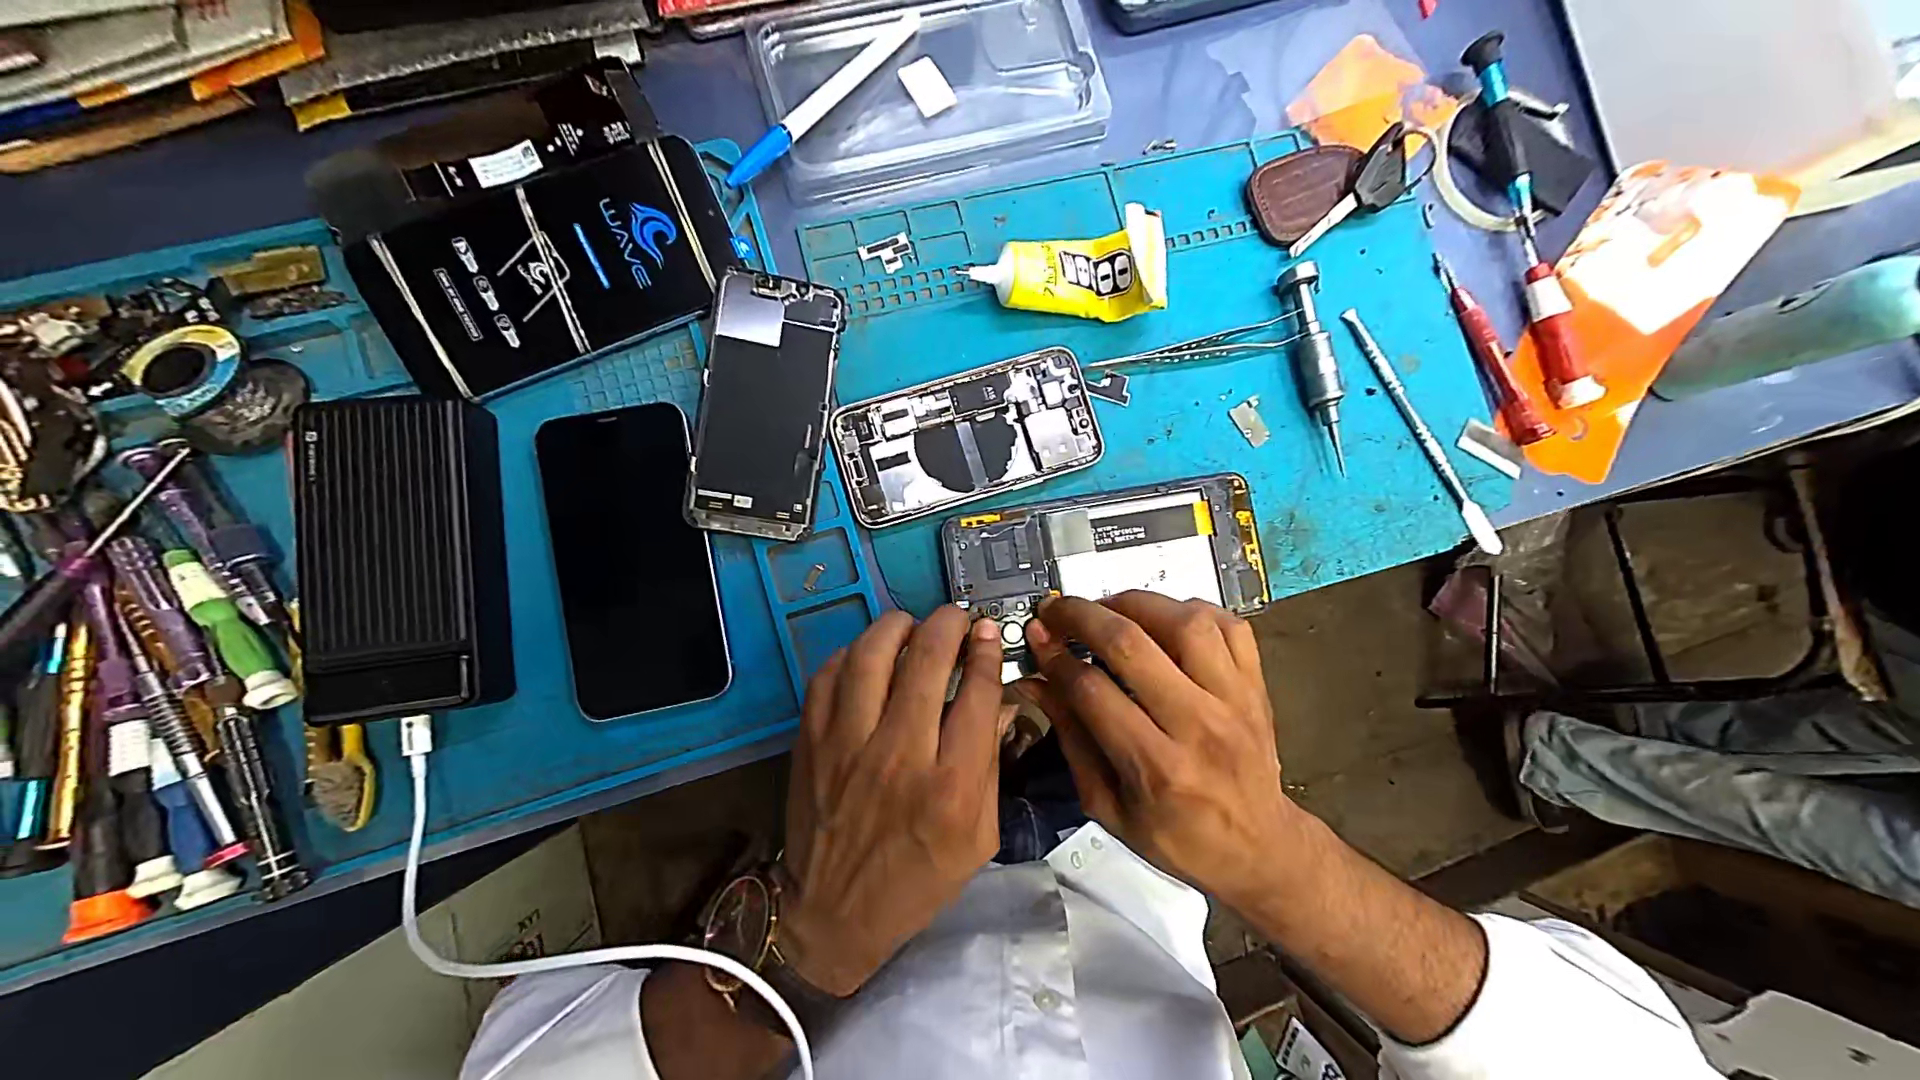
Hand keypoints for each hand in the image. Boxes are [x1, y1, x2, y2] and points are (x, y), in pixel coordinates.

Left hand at [778, 607, 1008, 996]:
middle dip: (949, 624)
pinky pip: (829, 675)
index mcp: (951, 786)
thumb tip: (1000, 700)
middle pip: (928, 660)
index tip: (988, 634)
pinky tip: (869, 655)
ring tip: (912, 625)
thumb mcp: (979, 838)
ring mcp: (848, 745)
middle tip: (956, 618)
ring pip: (873, 655)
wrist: (832, 915)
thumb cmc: (917, 879)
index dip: (988, 652)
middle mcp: (899, 755)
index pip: (979, 693)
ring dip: (898, 626)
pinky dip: (852, 653)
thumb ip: (993, 765)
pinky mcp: (811, 742)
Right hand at [1020, 592, 1292, 911]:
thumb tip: (1037, 682)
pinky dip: (1191, 609)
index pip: (1093, 691)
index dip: (1055, 658)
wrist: (1259, 848)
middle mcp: (1199, 726)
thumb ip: (1071, 738)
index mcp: (1157, 767)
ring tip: (1108, 609)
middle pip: (1132, 644)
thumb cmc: (1179, 836)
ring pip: (1184, 622)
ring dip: (1135, 603)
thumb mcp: (1107, 805)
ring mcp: (1234, 700)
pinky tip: (1164, 618)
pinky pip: (1228, 625)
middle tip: (1058, 611)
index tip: (1038, 641)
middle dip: (1082, 617)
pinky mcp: (1255, 685)